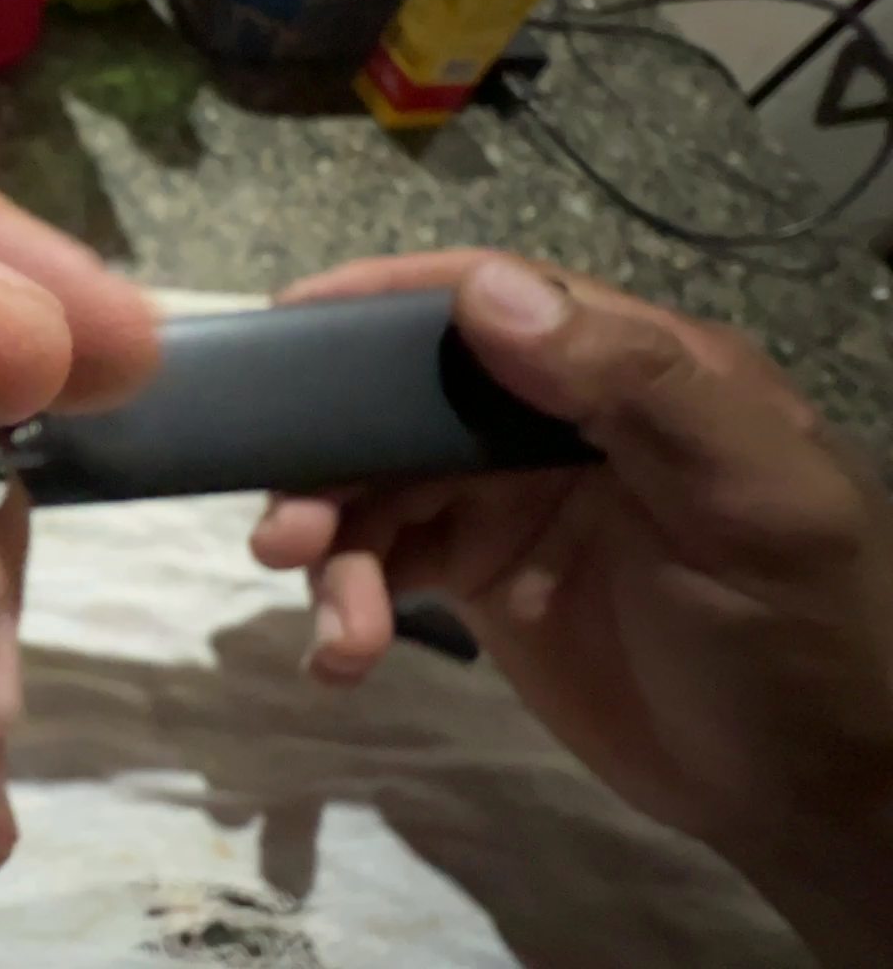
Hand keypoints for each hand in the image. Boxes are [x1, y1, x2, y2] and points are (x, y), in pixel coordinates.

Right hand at [251, 250, 892, 966]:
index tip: (286, 315)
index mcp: (610, 376)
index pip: (480, 303)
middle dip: (322, 473)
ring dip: (329, 559)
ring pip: (364, 499)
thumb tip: (484, 292)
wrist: (795, 792)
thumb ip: (633, 387)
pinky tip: (344, 657)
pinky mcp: (456, 567)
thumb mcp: (750, 505)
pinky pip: (370, 566)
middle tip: (285, 535)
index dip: (377, 297)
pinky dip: (344, 608)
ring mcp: (483, 499)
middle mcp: (529, 427)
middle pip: (386, 416)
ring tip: (340, 628)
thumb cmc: (800, 636)